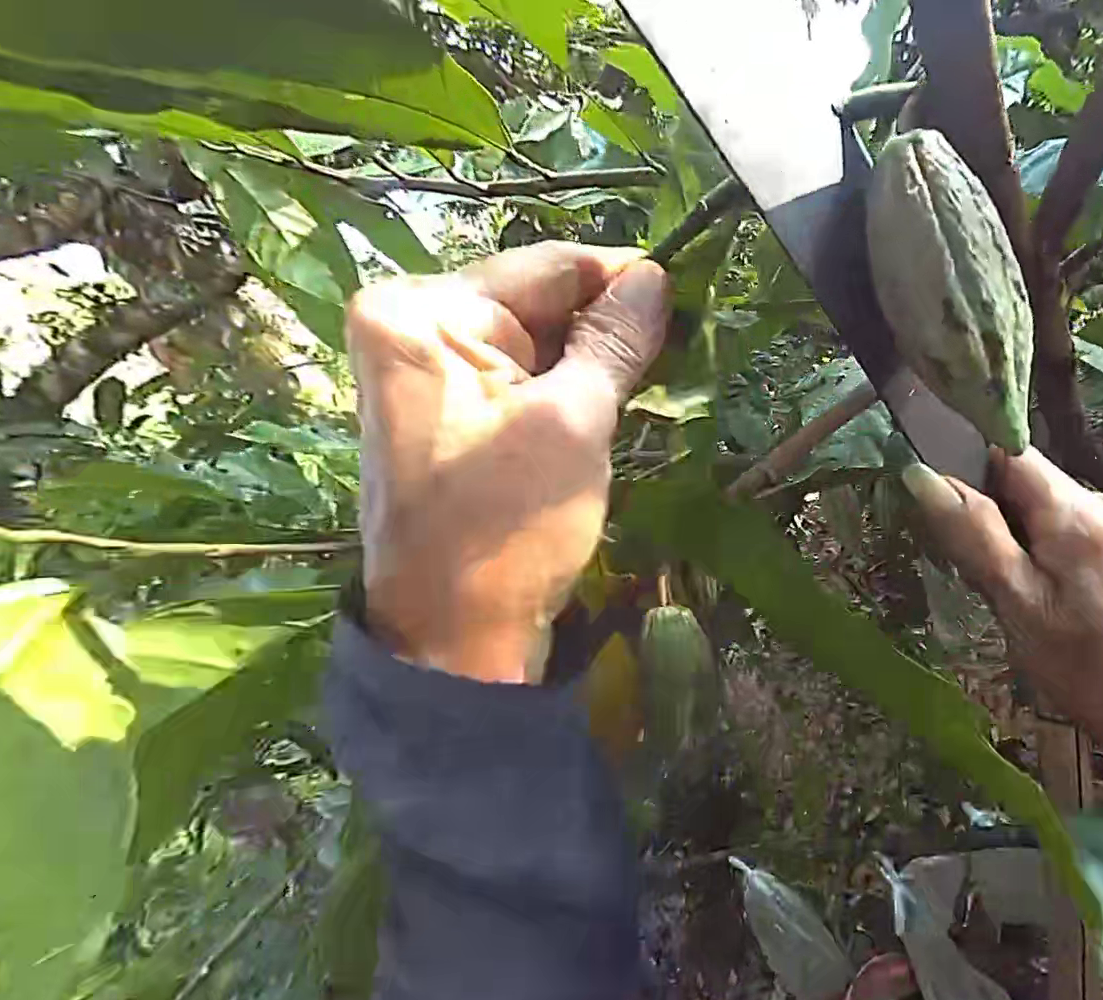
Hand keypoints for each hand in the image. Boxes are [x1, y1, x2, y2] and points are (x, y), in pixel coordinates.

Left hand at [348, 242, 669, 682]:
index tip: (687, 290)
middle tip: (682, 341)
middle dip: (609, 322)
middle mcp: (414, 328)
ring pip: (536, 341)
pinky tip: (616, 398)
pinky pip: (524, 378)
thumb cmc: (512, 522)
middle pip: (537, 301)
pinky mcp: (453, 413)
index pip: (546, 267)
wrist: (459, 629)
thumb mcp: (573, 422)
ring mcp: (430, 374)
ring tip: (660, 372)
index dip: (622, 277)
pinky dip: (573, 384)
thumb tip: (654, 278)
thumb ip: (612, 342)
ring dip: (597, 356)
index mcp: (425, 314)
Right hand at [905, 448, 1102, 892]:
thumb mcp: (1015, 601)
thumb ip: (972, 533)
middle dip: (986, 507)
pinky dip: (1033, 544)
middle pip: (1023, 477)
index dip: (965, 463)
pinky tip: (1030, 587)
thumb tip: (922, 475)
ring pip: (1039, 503)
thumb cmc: (1080, 665)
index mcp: (1074, 510)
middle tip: (967, 561)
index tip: (935, 499)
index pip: (1008, 451)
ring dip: (1008, 529)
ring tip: (998, 583)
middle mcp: (1101, 501)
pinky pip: (1060, 524)